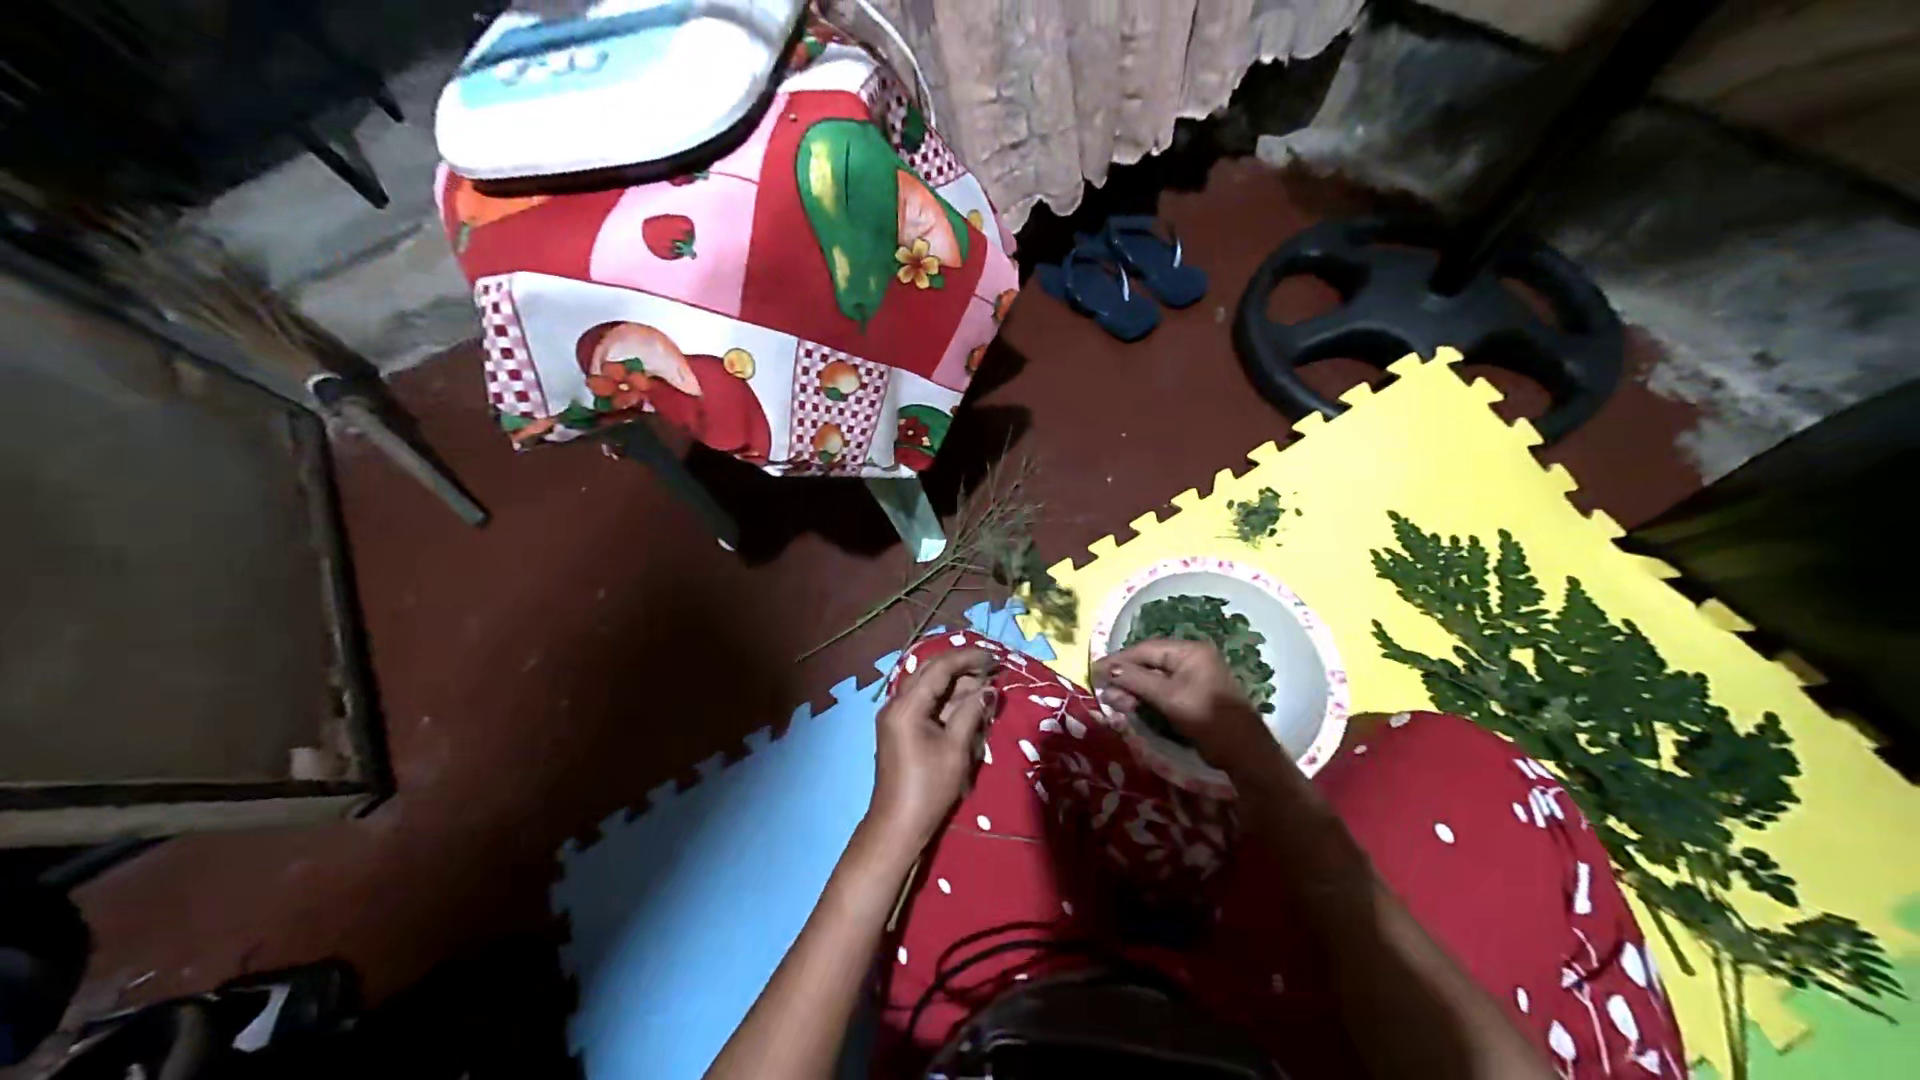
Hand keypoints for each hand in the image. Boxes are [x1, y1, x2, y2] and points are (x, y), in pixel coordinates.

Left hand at [868, 647, 997, 850]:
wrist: (898, 825)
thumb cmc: (929, 788)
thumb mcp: (956, 749)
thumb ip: (972, 712)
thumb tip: (989, 689)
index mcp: (906, 706)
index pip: (939, 668)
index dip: (968, 658)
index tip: (994, 658)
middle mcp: (896, 704)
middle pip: (930, 671)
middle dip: (961, 666)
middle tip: (991, 668)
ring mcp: (896, 716)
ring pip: (927, 686)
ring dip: (955, 683)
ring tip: (985, 683)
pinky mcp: (900, 728)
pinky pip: (924, 702)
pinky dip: (946, 699)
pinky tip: (967, 702)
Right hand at [1093, 638, 1274, 769]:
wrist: (1243, 751)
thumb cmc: (1206, 717)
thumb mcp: (1168, 697)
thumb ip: (1135, 680)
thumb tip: (1106, 669)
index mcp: (1189, 651)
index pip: (1145, 649)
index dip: (1118, 660)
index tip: (1094, 670)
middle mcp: (1191, 658)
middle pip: (1148, 662)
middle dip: (1124, 676)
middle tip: (1103, 689)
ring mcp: (1192, 676)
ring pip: (1153, 677)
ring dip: (1132, 689)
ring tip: (1114, 702)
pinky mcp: (1191, 695)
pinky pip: (1161, 689)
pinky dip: (1145, 696)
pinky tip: (1129, 705)